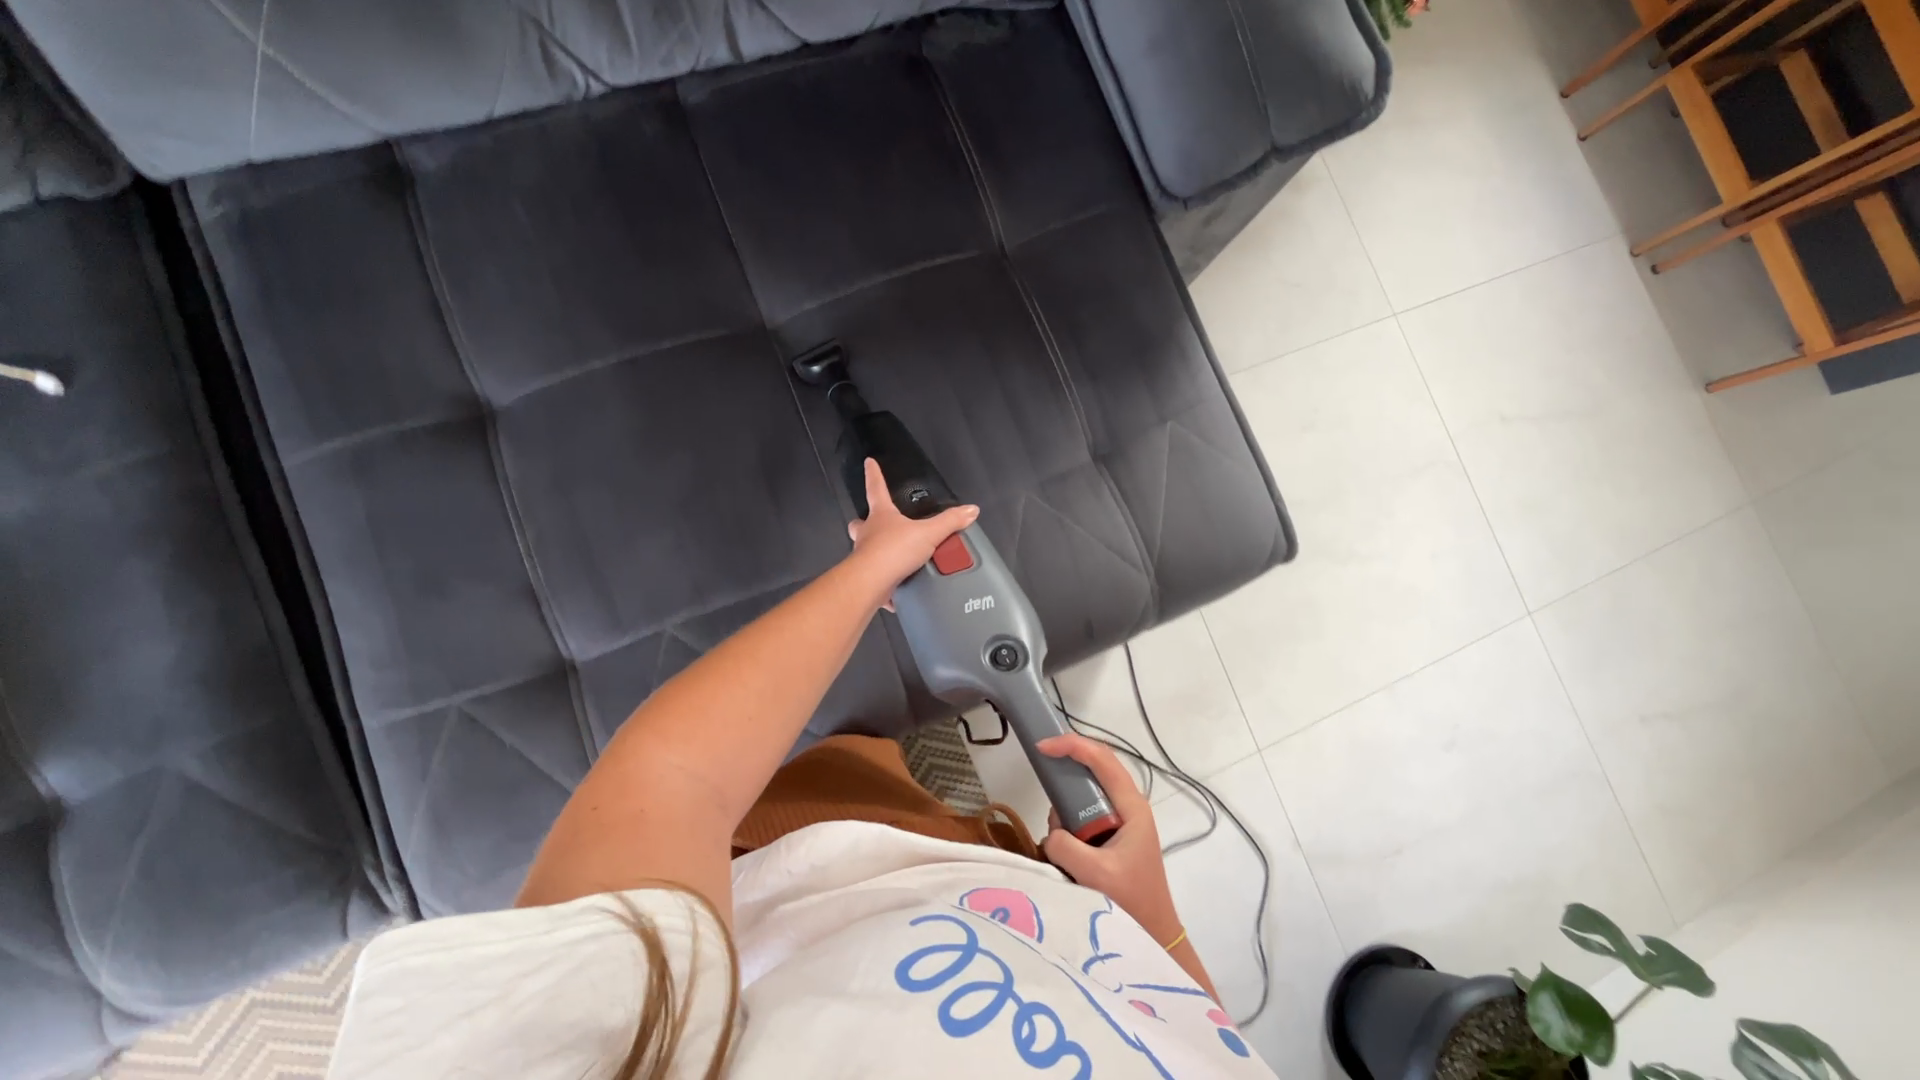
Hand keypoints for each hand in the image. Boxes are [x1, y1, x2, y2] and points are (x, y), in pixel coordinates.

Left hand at [846, 458, 978, 609]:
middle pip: (859, 523)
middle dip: (863, 522)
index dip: (873, 474)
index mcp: (881, 516)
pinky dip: (884, 584)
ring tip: (894, 559)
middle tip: (875, 525)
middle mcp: (867, 533)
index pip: (876, 488)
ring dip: (875, 552)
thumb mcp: (928, 533)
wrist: (871, 583)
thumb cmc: (895, 549)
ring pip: (865, 550)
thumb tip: (972, 509)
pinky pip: (874, 579)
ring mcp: (863, 556)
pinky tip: (896, 590)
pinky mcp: (865, 579)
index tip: (868, 462)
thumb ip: (950, 522)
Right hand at [1037, 734, 1181, 943]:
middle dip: (1065, 788)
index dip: (1072, 746)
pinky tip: (1070, 863)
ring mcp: (1120, 824)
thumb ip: (1065, 845)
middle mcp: (1128, 809)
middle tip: (1053, 815)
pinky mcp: (1111, 841)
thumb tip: (1052, 835)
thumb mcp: (1094, 873)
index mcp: (1132, 808)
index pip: (1102, 759)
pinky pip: (1081, 823)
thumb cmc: (1132, 904)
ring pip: (1082, 800)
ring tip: (1068, 855)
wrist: (1155, 938)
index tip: (1042, 748)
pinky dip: (1068, 833)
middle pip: (1091, 774)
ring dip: (1066, 818)